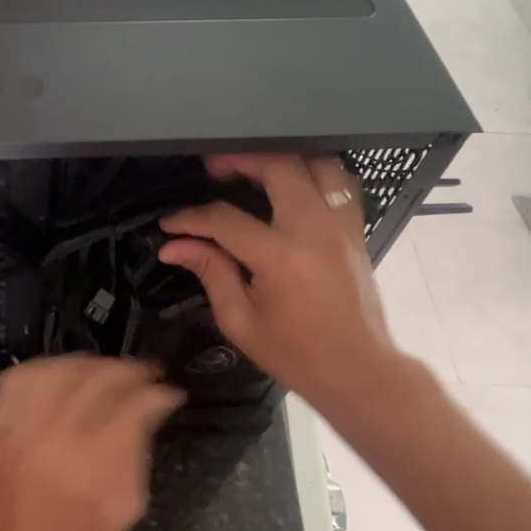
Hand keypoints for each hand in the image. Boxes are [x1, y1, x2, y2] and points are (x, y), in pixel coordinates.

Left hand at [0, 356, 185, 530]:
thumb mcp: (126, 506)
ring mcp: (21, 428)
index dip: (158, 392)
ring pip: (60, 370)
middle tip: (146, 373)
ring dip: (91, 363)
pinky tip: (63, 373)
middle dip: (130, 370)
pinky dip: (45, 367)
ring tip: (108, 370)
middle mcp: (56, 438)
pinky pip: (20, 378)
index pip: (133, 406)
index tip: (170, 392)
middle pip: (98, 380)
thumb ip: (140, 451)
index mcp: (94, 466)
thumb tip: (152, 407)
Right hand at [158, 154, 407, 413]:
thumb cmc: (296, 354)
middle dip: (240, 160)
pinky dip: (313, 175)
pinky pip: (339, 183)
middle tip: (215, 169)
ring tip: (255, 168)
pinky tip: (293, 185)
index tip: (171, 224)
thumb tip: (175, 246)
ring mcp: (340, 226)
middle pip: (278, 167)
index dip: (190, 218)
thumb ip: (210, 273)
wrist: (359, 371)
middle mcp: (313, 229)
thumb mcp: (241, 321)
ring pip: (316, 164)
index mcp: (279, 256)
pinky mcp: (355, 230)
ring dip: (282, 159)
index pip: (224, 219)